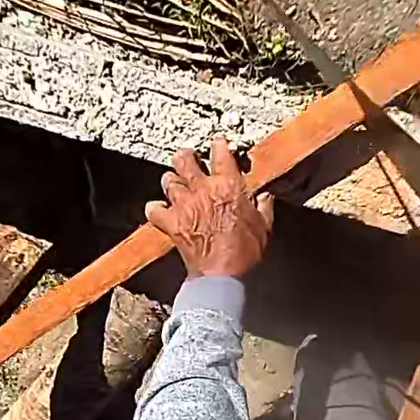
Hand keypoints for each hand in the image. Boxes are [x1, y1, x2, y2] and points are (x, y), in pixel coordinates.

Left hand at [145, 138, 274, 278]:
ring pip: (168, 180)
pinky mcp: (171, 223)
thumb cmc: (244, 251)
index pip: (220, 153)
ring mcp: (184, 205)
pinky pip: (153, 209)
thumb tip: (265, 196)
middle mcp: (203, 190)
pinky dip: (155, 208)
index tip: (217, 145)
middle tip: (188, 159)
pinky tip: (159, 210)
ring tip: (176, 184)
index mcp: (228, 185)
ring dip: (172, 181)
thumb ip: (263, 207)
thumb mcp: (263, 226)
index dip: (218, 145)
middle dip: (186, 156)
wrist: (222, 274)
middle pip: (184, 159)